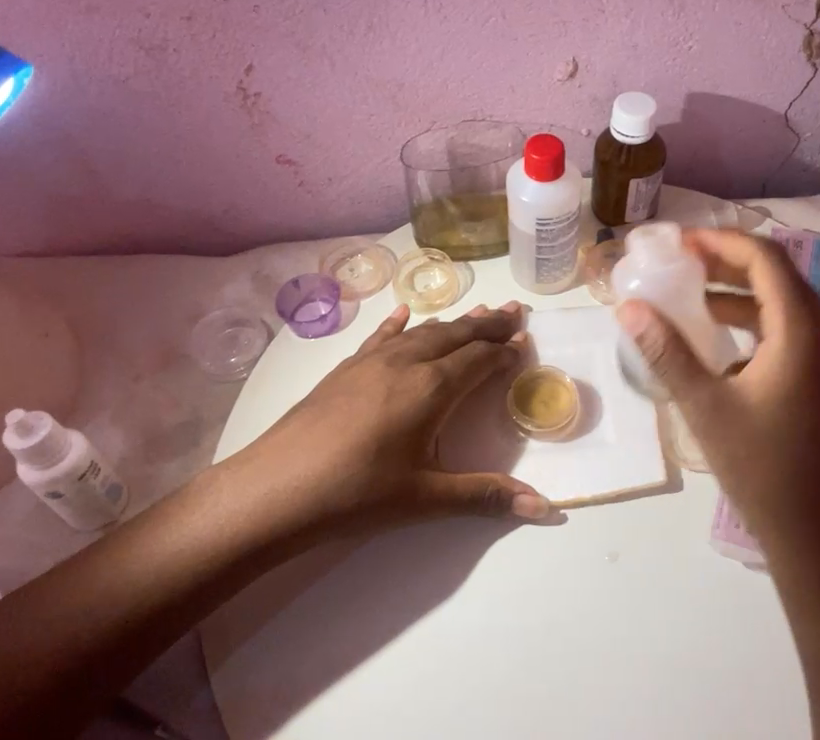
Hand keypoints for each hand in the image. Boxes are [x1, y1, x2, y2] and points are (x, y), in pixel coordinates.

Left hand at [225, 301, 553, 551]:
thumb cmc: (356, 494)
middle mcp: (406, 363)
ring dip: (453, 321)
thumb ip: (485, 497)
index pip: (479, 360)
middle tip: (514, 311)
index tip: (526, 341)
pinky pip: (380, 337)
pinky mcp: (344, 370)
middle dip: (488, 323)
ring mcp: (371, 362)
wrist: (274, 489)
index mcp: (432, 389)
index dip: (505, 351)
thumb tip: (545, 508)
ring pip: (422, 331)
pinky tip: (404, 313)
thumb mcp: (426, 499)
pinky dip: (399, 324)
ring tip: (477, 311)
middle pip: (456, 334)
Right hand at [616, 230, 819, 549]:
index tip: (682, 243)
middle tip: (683, 265)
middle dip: (730, 264)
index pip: (765, 259)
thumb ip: (668, 352)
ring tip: (696, 302)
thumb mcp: (708, 408)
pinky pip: (800, 334)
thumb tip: (629, 308)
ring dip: (744, 297)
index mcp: (803, 330)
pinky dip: (762, 328)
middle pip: (780, 277)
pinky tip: (726, 353)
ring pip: (790, 306)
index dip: (722, 242)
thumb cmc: (765, 471)